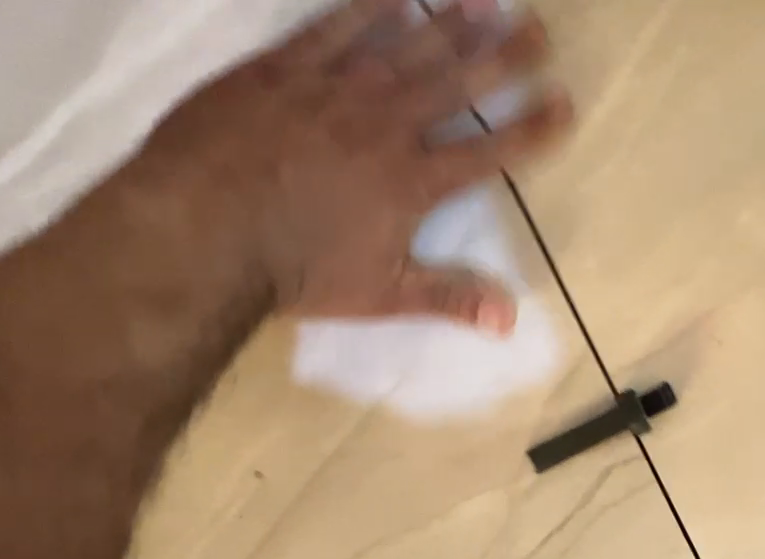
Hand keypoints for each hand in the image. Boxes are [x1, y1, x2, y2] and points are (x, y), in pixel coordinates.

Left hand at [139, 0, 571, 328]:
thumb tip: (510, 320)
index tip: (565, 102)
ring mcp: (332, 90)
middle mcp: (384, 125)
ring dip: (447, 21)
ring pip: (402, 46)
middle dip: (503, 57)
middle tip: (538, 28)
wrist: (199, 231)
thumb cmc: (297, 271)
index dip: (531, 128)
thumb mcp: (383, 295)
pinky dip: (366, 5)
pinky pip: (332, 26)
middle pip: (455, 84)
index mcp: (412, 181)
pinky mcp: (282, 69)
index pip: (488, 150)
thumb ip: (450, 298)